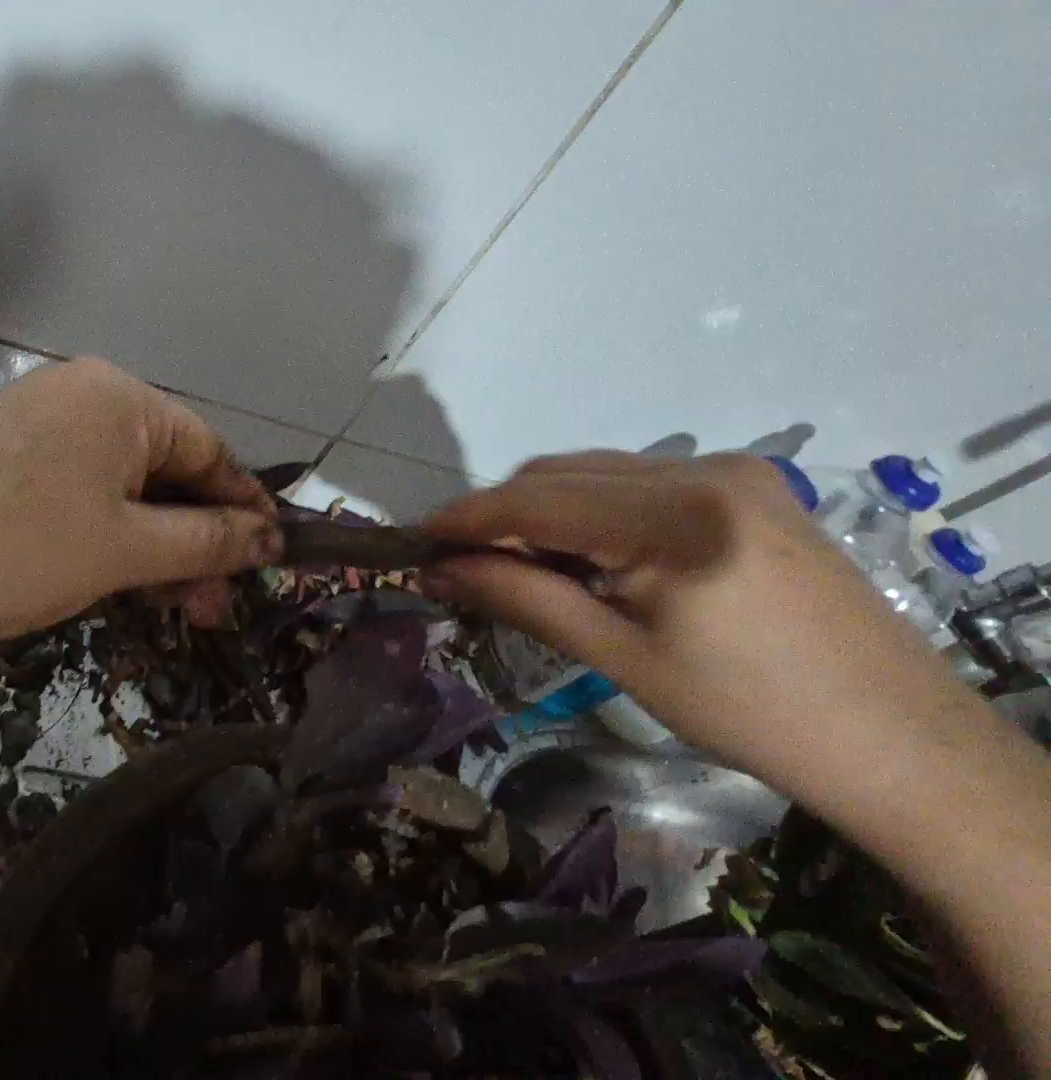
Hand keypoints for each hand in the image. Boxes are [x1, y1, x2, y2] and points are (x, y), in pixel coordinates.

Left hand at [0, 359, 280, 652]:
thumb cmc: (16, 552)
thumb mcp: (126, 551)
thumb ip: (207, 541)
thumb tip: (273, 537)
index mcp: (120, 398)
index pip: (210, 451)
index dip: (242, 512)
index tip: (268, 564)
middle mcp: (80, 394)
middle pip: (163, 470)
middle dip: (193, 541)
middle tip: (208, 610)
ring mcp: (35, 423)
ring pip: (119, 487)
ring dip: (150, 545)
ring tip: (163, 606)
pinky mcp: (2, 455)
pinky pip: (76, 490)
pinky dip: (103, 534)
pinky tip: (108, 577)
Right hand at [419, 450, 973, 783]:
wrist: (895, 737)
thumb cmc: (747, 712)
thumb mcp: (618, 656)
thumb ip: (520, 598)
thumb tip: (435, 571)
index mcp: (676, 518)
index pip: (536, 499)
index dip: (464, 518)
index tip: (410, 542)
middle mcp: (704, 471)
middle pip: (560, 474)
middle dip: (498, 516)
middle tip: (455, 566)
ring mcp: (734, 471)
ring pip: (594, 473)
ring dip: (540, 512)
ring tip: (511, 567)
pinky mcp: (748, 486)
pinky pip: (635, 482)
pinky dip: (587, 511)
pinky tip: (579, 556)